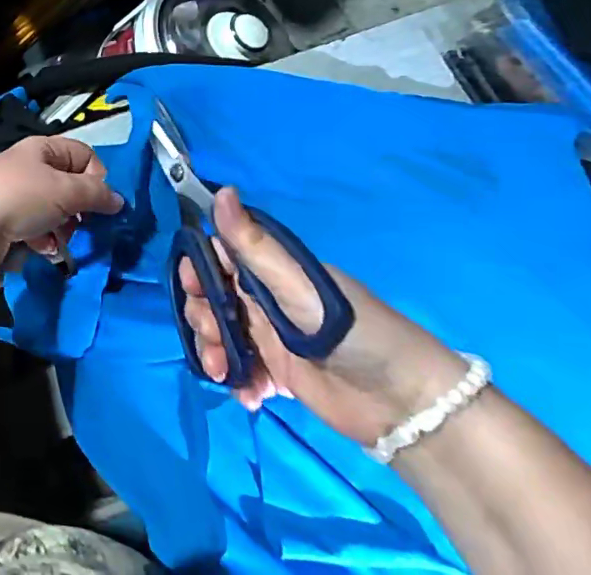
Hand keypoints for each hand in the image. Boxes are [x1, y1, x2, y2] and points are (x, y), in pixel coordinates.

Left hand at [0, 136, 124, 264]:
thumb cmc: (20, 197)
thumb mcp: (66, 191)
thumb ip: (97, 194)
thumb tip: (119, 201)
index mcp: (44, 149)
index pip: (85, 156)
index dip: (98, 178)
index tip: (101, 202)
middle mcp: (32, 168)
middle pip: (71, 186)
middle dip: (80, 209)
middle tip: (83, 226)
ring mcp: (19, 195)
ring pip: (57, 211)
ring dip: (64, 229)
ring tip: (60, 241)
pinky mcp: (8, 221)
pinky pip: (38, 227)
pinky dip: (45, 239)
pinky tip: (43, 249)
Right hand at [179, 188, 473, 445]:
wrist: (398, 399)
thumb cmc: (349, 329)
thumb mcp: (298, 286)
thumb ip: (255, 246)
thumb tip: (222, 191)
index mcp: (272, 266)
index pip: (220, 255)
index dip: (198, 269)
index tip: (193, 289)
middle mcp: (266, 295)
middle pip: (212, 297)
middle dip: (202, 317)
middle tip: (216, 338)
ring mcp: (270, 334)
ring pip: (221, 334)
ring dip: (214, 352)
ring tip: (227, 374)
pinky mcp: (278, 372)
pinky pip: (240, 370)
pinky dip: (238, 382)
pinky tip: (252, 396)